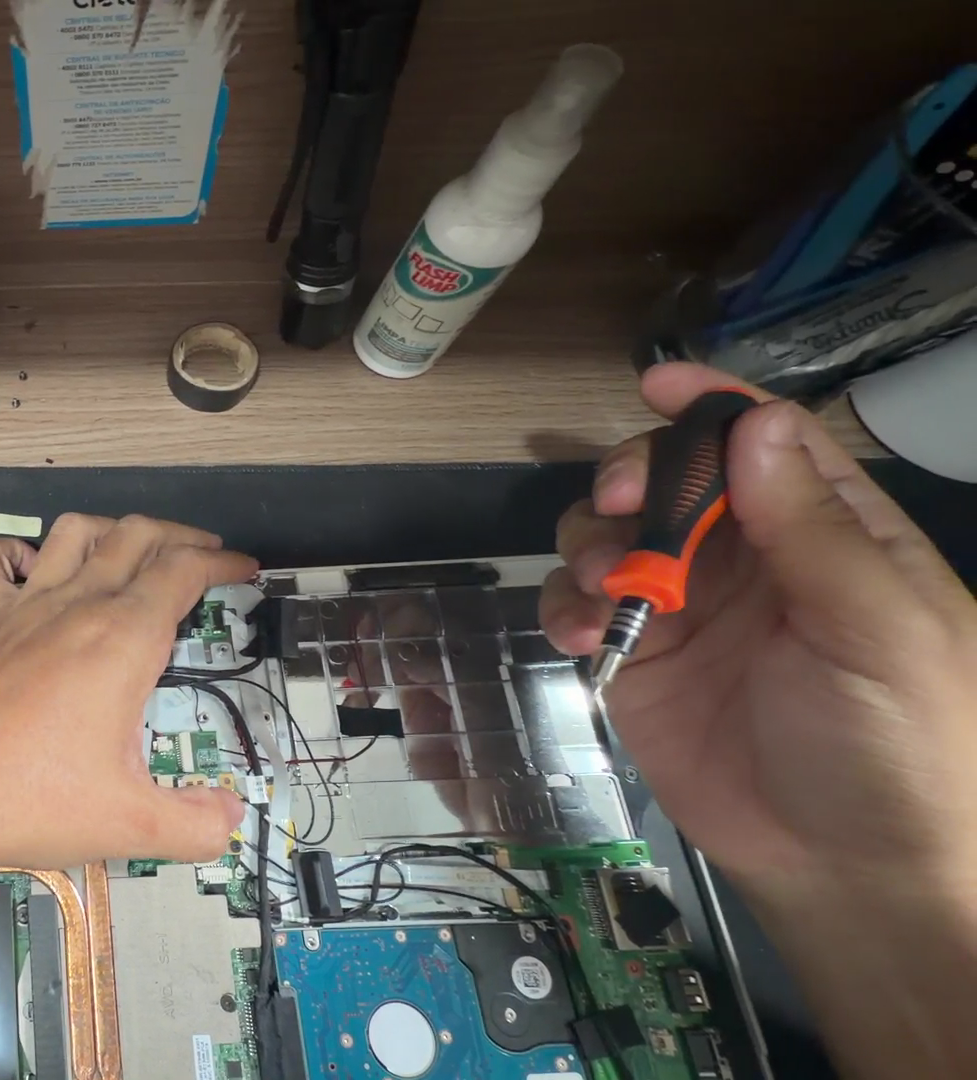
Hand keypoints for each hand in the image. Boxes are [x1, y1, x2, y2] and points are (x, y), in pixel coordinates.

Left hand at [0, 514, 252, 872]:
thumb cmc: (29, 800)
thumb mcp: (130, 826)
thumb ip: (196, 824)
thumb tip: (230, 819)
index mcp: (122, 639)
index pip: (183, 571)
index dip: (221, 561)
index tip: (243, 567)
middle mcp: (75, 606)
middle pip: (137, 536)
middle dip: (181, 535)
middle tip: (204, 553)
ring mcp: (22, 606)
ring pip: (73, 532)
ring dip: (111, 529)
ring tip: (132, 551)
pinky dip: (16, 552)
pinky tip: (33, 572)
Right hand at [541, 363, 976, 903]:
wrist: (842, 863)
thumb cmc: (898, 746)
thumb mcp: (880, 631)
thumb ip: (813, 531)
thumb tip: (758, 426)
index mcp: (824, 540)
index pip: (766, 448)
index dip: (714, 408)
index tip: (657, 385)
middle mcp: (741, 561)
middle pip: (663, 483)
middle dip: (627, 480)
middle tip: (616, 508)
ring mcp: (676, 606)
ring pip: (603, 537)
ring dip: (588, 550)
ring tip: (604, 593)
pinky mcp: (626, 650)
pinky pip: (572, 605)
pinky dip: (562, 609)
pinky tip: (578, 637)